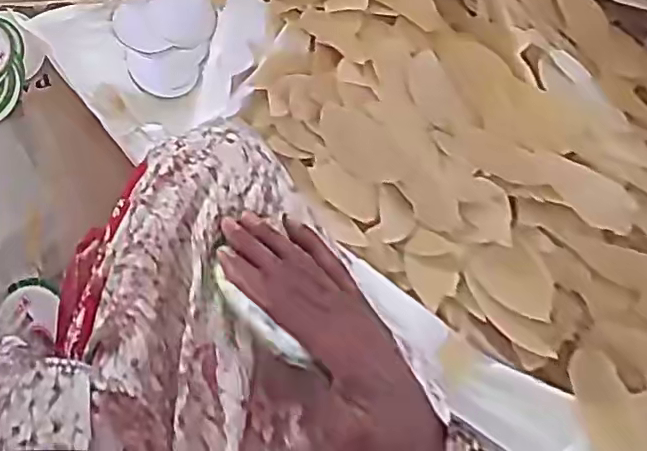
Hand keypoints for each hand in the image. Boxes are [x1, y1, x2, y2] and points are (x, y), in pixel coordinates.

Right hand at [219, 217, 445, 450]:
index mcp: (337, 344)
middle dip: (257, 247)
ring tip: (250, 218)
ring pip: (308, 264)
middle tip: (227, 224)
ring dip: (276, 239)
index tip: (223, 258)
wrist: (423, 436)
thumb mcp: (343, 433)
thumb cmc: (381, 436)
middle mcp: (345, 315)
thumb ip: (302, 403)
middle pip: (292, 274)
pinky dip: (312, 242)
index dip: (251, 279)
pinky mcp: (359, 305)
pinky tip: (294, 226)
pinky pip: (332, 265)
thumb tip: (258, 382)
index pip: (285, 303)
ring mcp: (354, 306)